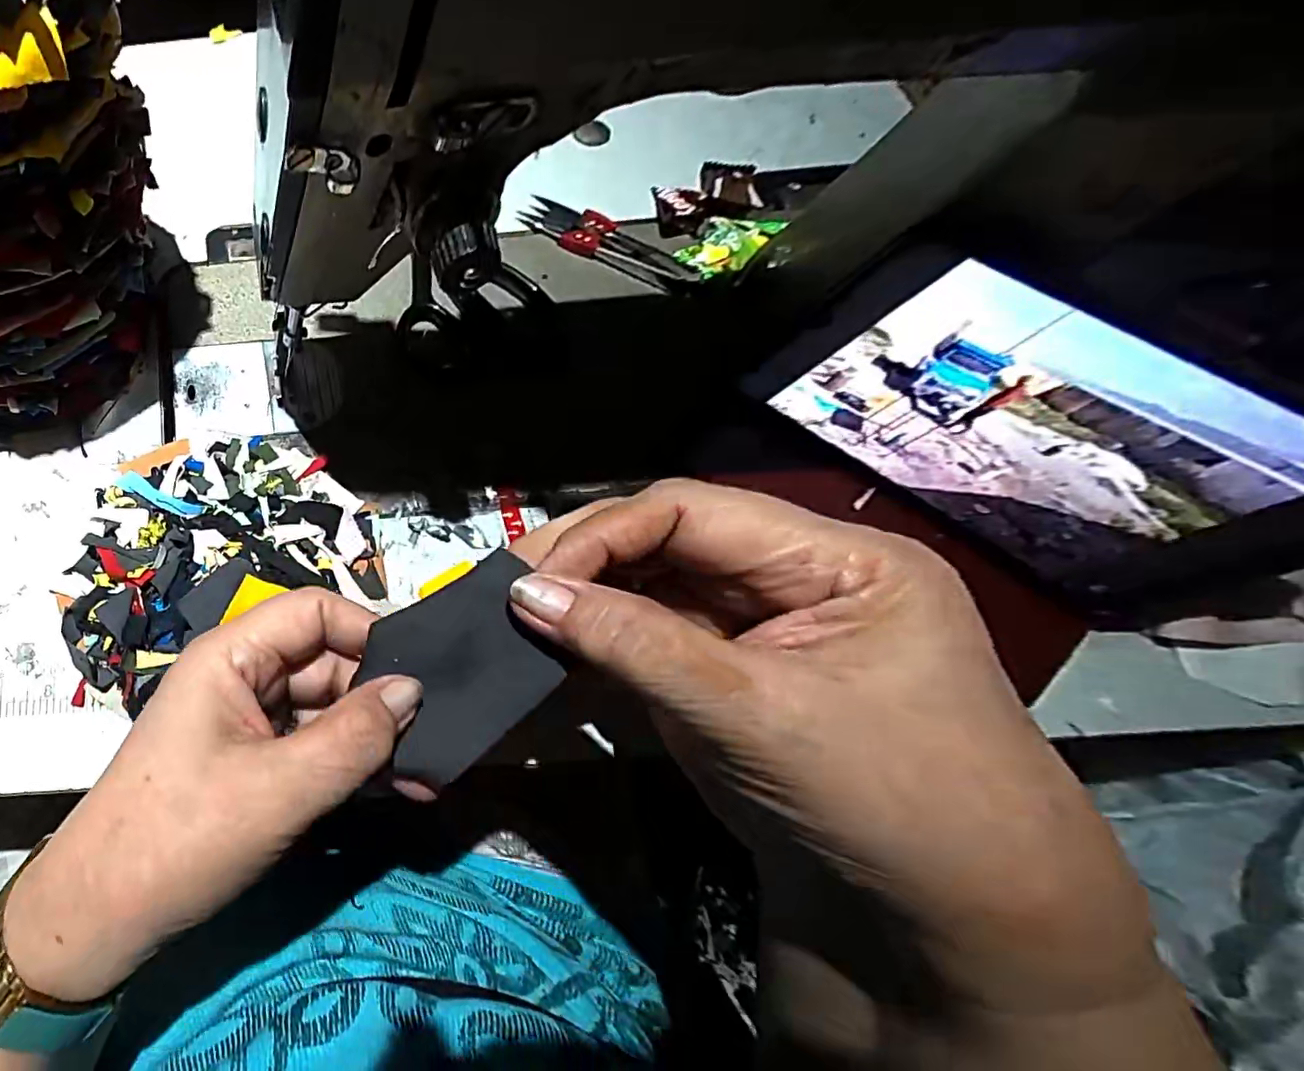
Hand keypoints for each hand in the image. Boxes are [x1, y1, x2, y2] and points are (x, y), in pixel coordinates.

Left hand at [0, 588, 422, 1002]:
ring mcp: (247, 720)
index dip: (367, 634)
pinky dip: (349, 764)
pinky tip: (392, 789)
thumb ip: (353, 737)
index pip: (315, 613)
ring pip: (324, 709)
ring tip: (422, 775)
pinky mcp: (254, 760)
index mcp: (232, 655)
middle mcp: (241, 676)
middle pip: (325, 663)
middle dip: (377, 699)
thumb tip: (413, 690)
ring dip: (370, 739)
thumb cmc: (181, 837)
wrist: (103, 918)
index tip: (418, 674)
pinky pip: (313, 745)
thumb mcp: (280, 787)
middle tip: (432, 740)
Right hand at [505, 480, 1211, 1065]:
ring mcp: (747, 629)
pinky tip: (551, 648)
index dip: (602, 536)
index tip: (532, 580)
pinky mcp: (716, 676)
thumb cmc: (888, 807)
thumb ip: (634, 644)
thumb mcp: (755, 715)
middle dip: (582, 560)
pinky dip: (593, 642)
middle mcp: (786, 578)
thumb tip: (524, 594)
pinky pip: (641, 639)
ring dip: (581, 600)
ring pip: (643, 588)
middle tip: (507, 587)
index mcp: (833, 560)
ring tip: (517, 615)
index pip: (690, 510)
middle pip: (661, 540)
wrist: (944, 940)